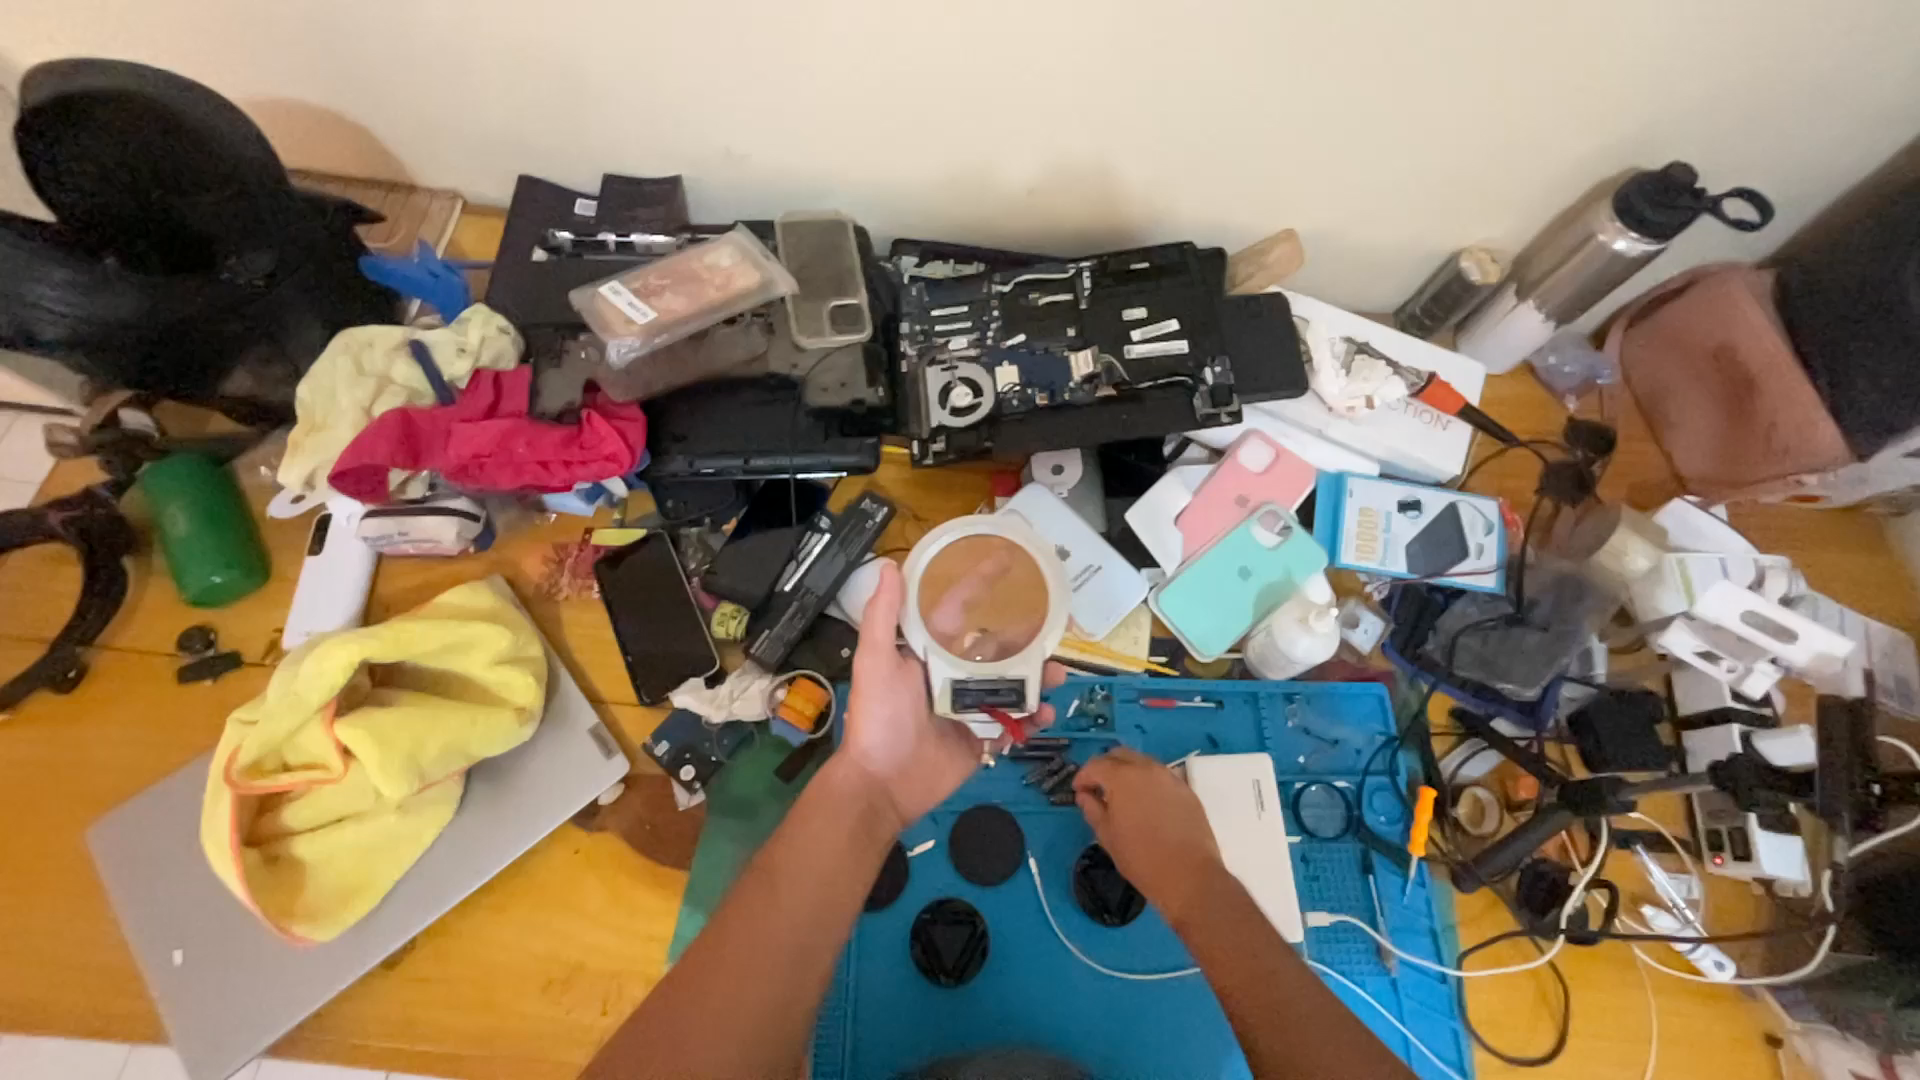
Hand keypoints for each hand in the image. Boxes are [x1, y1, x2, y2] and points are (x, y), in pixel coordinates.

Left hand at [838, 559, 1060, 832]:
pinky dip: (1034, 717)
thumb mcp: (876, 661)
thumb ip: (883, 615)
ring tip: (1058, 675)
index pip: (959, 608)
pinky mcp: (982, 737)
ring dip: (1038, 676)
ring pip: (1012, 682)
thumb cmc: (877, 719)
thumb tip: (890, 565)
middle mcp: (951, 673)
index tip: (1007, 561)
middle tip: (1056, 628)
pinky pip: (1015, 721)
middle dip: (1026, 638)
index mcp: (928, 652)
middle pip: (997, 647)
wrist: (883, 784)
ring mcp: (969, 706)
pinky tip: (1046, 714)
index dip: (980, 584)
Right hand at [1072, 746, 1225, 924]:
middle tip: (1099, 788)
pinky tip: (1147, 804)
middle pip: (1120, 755)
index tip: (1079, 791)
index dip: (1083, 776)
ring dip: (1128, 772)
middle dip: (1105, 767)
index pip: (1095, 765)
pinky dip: (1148, 782)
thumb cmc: (1141, 858)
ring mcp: (1169, 777)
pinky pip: (1161, 776)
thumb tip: (1084, 795)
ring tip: (1123, 796)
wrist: (1189, 876)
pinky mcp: (1186, 789)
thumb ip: (1092, 809)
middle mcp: (1146, 768)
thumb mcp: (1107, 836)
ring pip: (1142, 762)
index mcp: (1122, 777)